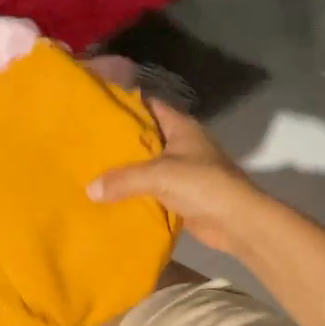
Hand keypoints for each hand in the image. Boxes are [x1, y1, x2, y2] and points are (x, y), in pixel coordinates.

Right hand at [87, 101, 268, 254]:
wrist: (236, 221)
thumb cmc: (203, 185)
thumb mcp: (160, 175)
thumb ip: (124, 179)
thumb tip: (89, 189)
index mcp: (181, 127)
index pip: (150, 106)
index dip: (126, 105)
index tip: (98, 110)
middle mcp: (182, 144)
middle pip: (146, 137)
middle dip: (120, 142)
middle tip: (88, 144)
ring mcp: (183, 171)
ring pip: (148, 166)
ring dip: (127, 171)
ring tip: (93, 171)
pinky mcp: (182, 196)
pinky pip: (153, 191)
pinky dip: (136, 194)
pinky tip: (112, 198)